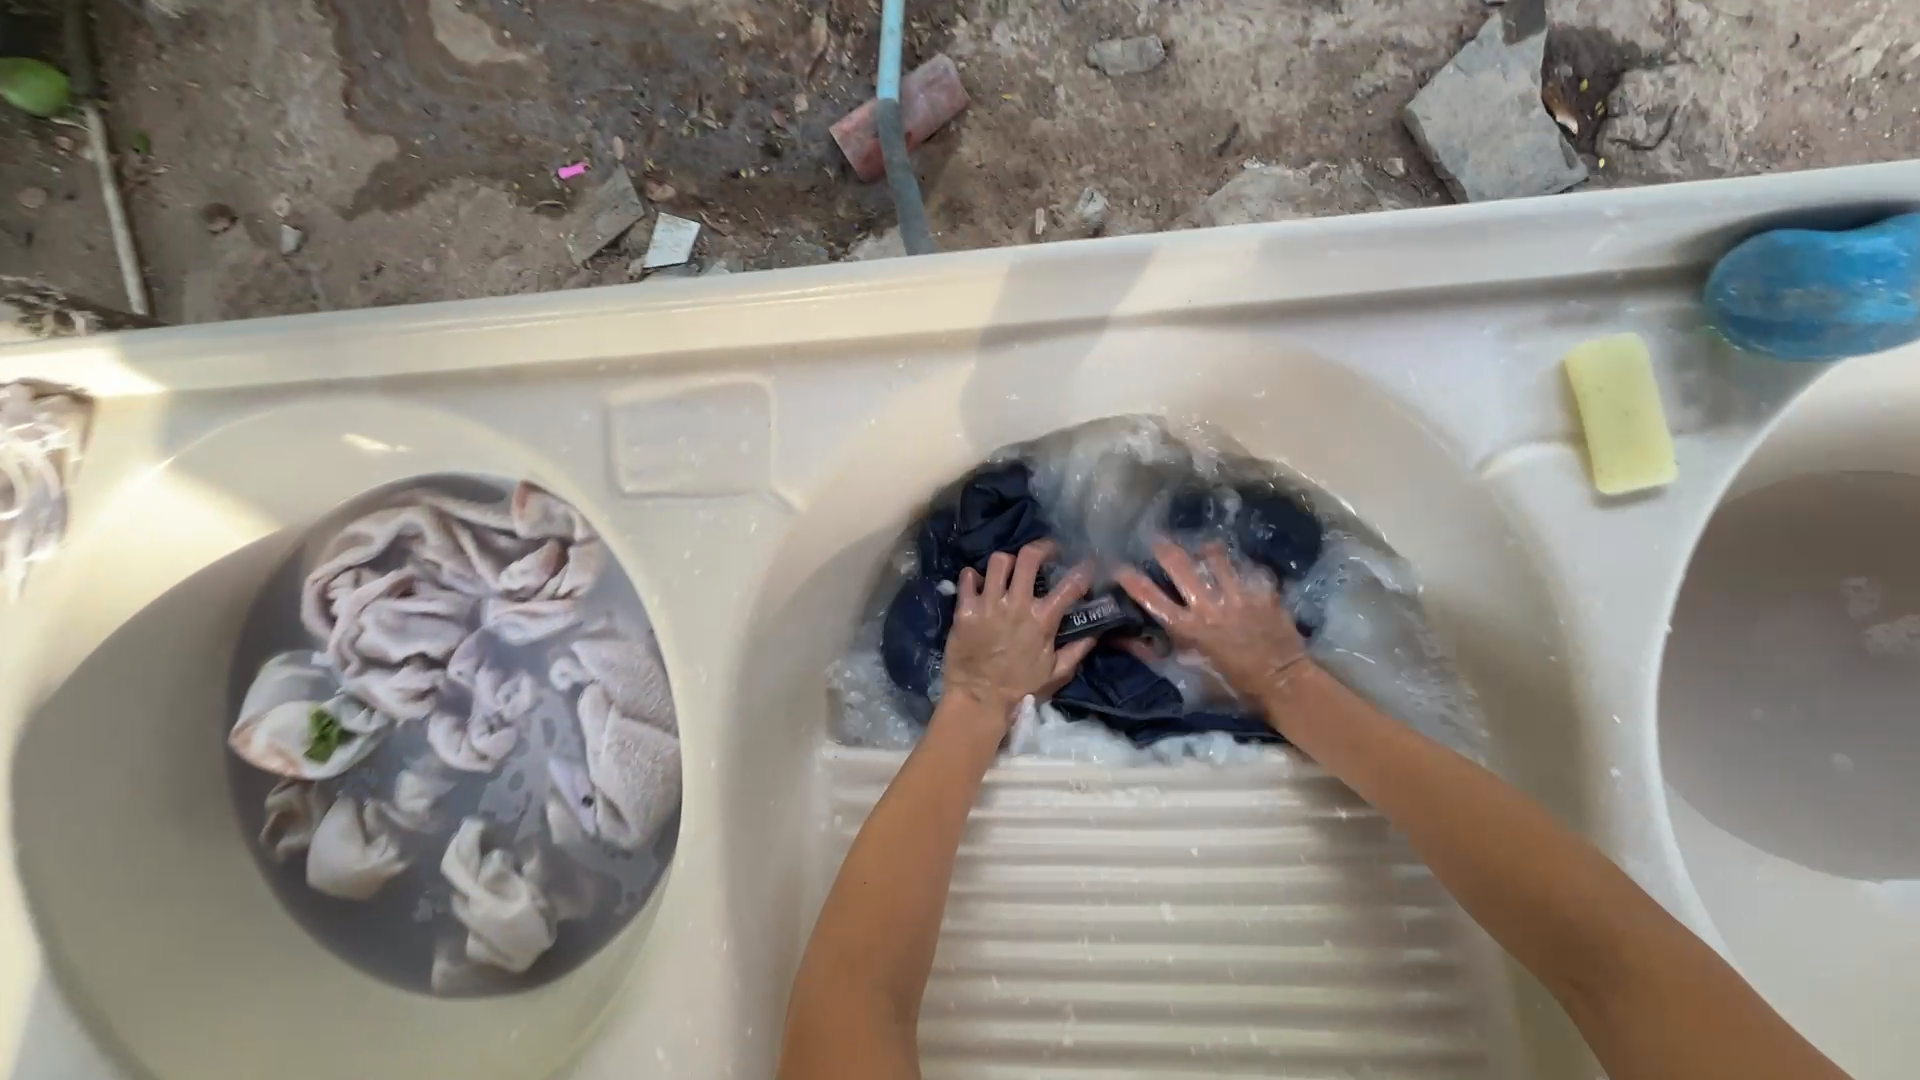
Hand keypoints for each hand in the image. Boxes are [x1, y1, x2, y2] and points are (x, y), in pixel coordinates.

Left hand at [941, 541, 1097, 723]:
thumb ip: (1077, 649)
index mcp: (1042, 619)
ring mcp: (988, 604)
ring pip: (998, 562)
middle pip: (1029, 558)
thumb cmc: (1020, 689)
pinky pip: (967, 578)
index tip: (1086, 565)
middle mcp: (1016, 604)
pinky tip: (980, 583)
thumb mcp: (1056, 673)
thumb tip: (1095, 632)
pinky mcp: (964, 610)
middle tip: (1045, 552)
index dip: (1082, 570)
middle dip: (1041, 548)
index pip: (1069, 585)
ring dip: (1007, 561)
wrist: (978, 700)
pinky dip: (973, 576)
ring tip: (1010, 569)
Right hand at [1115, 540, 1310, 703]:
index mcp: (1188, 628)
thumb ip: (1156, 652)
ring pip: (1215, 558)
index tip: (1120, 568)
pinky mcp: (1262, 592)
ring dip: (1205, 551)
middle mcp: (1209, 606)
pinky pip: (1247, 568)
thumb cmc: (1232, 681)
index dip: (1131, 580)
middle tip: (1157, 539)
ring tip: (1203, 547)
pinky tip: (1238, 567)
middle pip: (1180, 565)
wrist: (1282, 682)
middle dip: (1164, 549)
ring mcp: (1238, 596)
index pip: (1151, 598)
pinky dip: (1240, 565)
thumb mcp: (1189, 670)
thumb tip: (1121, 640)